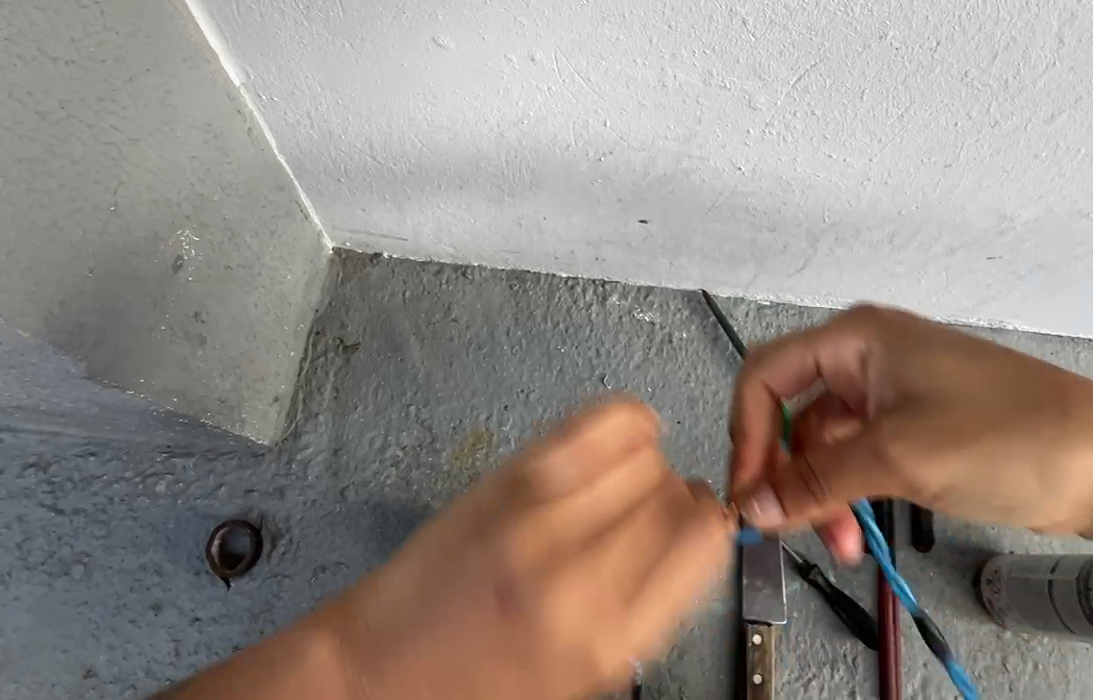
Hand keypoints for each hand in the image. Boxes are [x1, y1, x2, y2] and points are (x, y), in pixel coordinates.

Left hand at [307, 397, 732, 699]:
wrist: (379, 670)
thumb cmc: (474, 685)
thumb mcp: (582, 678)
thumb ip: (642, 611)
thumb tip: (687, 544)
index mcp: (608, 638)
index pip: (702, 545)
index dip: (712, 524)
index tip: (703, 520)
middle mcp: (580, 573)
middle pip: (673, 493)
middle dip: (679, 496)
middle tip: (661, 505)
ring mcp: (542, 516)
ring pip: (642, 453)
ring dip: (651, 461)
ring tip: (632, 477)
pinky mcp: (510, 477)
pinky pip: (596, 423)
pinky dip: (625, 419)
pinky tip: (628, 431)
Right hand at [728, 305, 1092, 564]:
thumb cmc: (1013, 436)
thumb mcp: (900, 460)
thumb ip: (815, 483)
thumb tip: (750, 507)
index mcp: (855, 338)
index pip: (766, 374)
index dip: (746, 432)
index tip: (746, 492)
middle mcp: (864, 357)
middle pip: (790, 409)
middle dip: (785, 470)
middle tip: (781, 524)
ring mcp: (890, 392)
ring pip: (823, 441)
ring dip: (819, 491)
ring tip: (841, 544)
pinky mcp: (913, 427)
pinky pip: (856, 457)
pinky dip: (849, 493)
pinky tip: (859, 532)